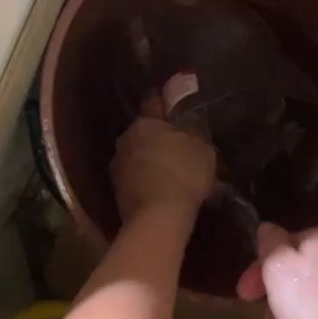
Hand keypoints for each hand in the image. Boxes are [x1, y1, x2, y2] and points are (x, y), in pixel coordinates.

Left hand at [109, 98, 216, 224]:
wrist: (157, 216)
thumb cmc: (183, 174)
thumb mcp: (202, 149)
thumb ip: (194, 133)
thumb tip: (188, 127)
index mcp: (145, 122)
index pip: (153, 102)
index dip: (164, 102)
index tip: (173, 104)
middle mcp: (125, 138)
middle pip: (142, 131)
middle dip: (156, 136)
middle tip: (175, 145)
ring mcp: (117, 164)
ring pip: (136, 154)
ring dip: (148, 159)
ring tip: (168, 171)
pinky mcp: (115, 189)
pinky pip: (133, 176)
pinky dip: (144, 179)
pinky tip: (159, 189)